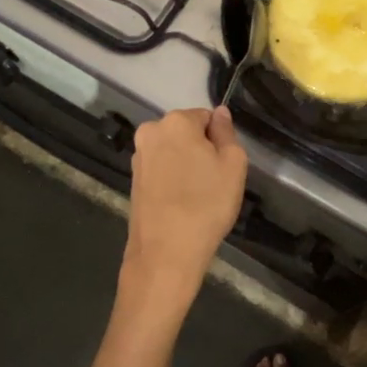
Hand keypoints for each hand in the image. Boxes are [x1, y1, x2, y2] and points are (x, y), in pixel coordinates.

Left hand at [123, 108, 248, 302]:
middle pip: (186, 132)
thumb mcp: (233, 164)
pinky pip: (161, 169)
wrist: (166, 253)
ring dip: (185, 165)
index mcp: (176, 121)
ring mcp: (138, 157)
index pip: (206, 117)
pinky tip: (181, 203)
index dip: (219, 139)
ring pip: (173, 151)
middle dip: (200, 149)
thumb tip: (219, 113)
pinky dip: (172, 180)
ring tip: (196, 196)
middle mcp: (151, 131)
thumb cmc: (207, 204)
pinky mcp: (133, 180)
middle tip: (213, 181)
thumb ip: (227, 133)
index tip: (223, 166)